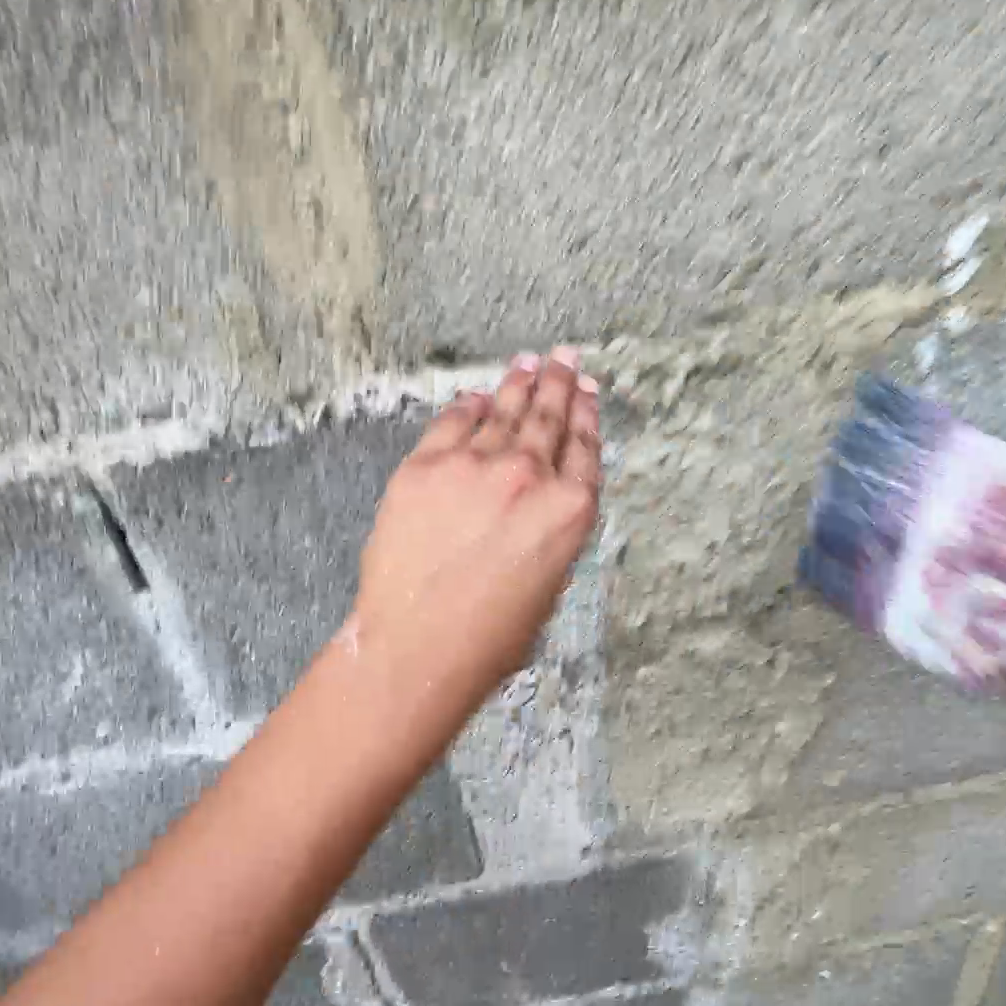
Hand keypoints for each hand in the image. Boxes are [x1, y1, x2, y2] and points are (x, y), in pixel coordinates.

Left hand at [352, 347, 601, 693]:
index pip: (584, 447)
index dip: (587, 414)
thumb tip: (539, 500)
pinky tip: (477, 397)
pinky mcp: (425, 466)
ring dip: (517, 384)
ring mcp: (474, 466)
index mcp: (568, 510)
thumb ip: (551, 529)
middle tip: (565, 359)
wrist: (417, 647)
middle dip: (559, 383)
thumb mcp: (549, 584)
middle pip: (548, 417)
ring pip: (503, 412)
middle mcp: (527, 477)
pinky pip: (452, 423)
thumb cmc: (490, 636)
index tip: (588, 391)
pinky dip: (468, 407)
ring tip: (528, 364)